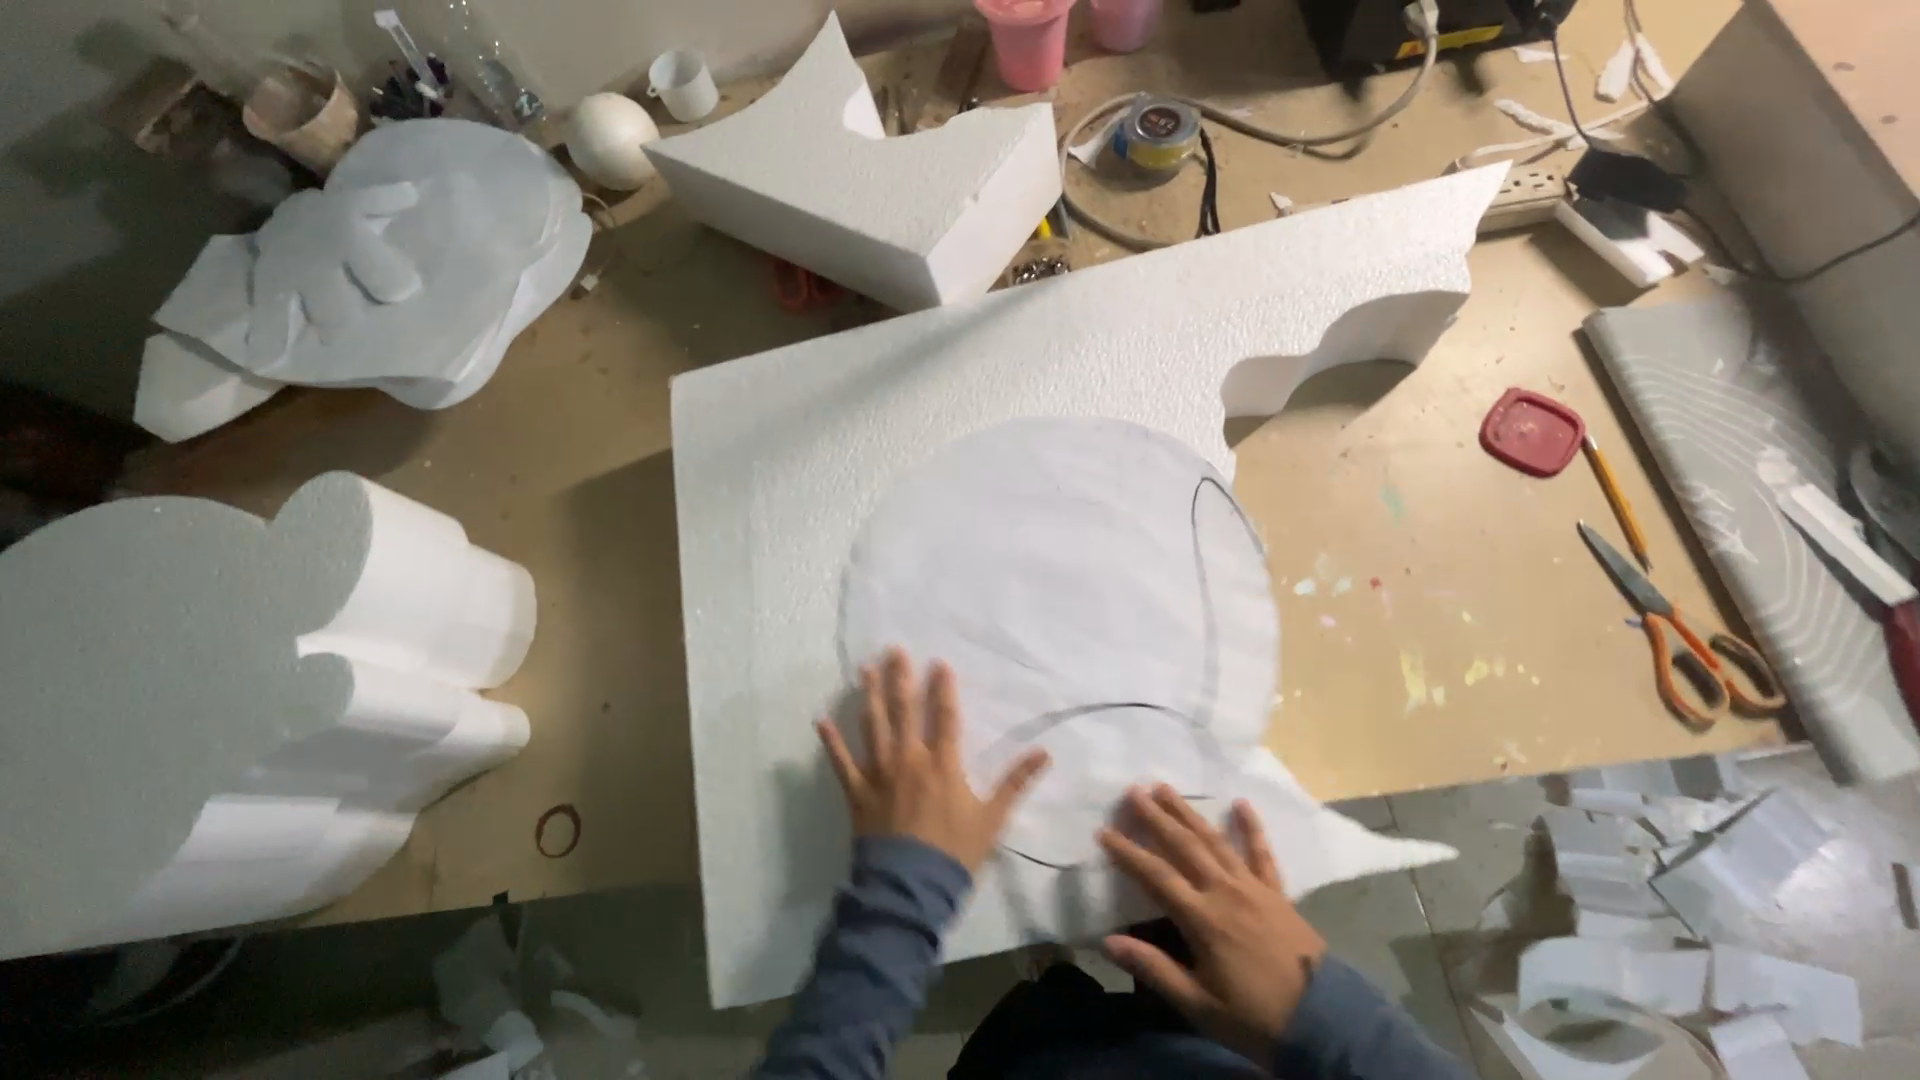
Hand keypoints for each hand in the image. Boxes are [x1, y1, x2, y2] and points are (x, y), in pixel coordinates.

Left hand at [816, 648, 1049, 871]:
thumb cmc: (954, 851)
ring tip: (866, 669)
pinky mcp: (857, 792)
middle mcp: (908, 759)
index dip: (942, 687)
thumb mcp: (992, 818)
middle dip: (900, 678)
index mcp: (942, 763)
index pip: (943, 715)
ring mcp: (879, 773)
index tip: (939, 663)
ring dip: (870, 696)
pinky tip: (821, 721)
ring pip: (873, 726)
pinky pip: (840, 762)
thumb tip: (1044, 753)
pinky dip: (831, 742)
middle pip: (903, 710)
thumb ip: (1015, 782)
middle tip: (894, 650)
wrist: (910, 886)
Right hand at [1098, 786, 1328, 1061]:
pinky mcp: (1278, 893)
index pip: (1156, 876)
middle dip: (1156, 817)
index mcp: (1203, 919)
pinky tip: (1241, 804)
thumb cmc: (1255, 1018)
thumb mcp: (1199, 1005)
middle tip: (1133, 791)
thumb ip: (1154, 969)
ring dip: (1189, 813)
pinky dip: (1252, 827)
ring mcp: (1254, 888)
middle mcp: (1225, 892)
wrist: (1326, 1023)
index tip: (1103, 831)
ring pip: (1215, 841)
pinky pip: (1262, 853)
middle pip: (1185, 846)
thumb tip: (1107, 941)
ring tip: (1167, 789)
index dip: (1128, 852)